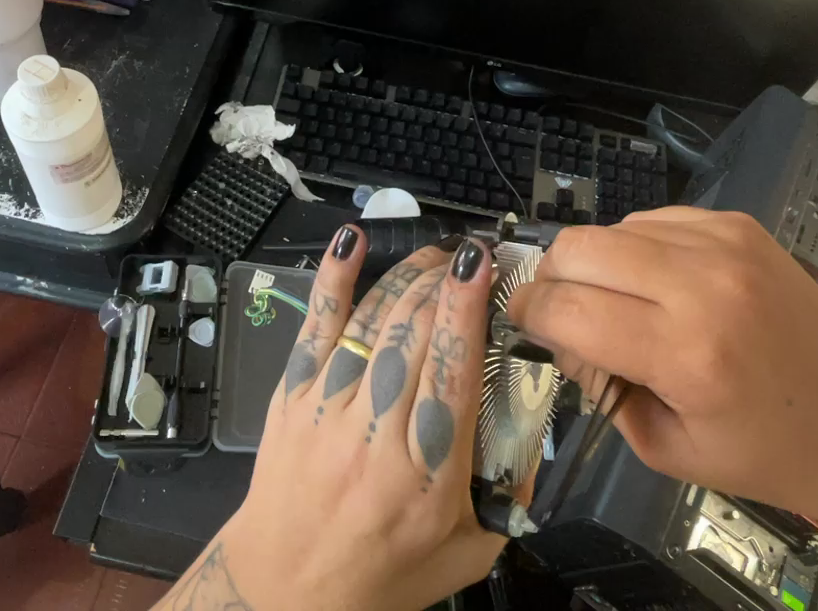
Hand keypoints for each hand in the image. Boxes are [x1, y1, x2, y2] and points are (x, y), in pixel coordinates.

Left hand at [156, 227, 503, 610]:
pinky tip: (350, 241)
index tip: (483, 264)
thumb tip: (533, 412)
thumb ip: (512, 487)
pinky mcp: (292, 393)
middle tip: (469, 256)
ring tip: (435, 254)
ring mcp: (326, 405)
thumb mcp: (470, 550)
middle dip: (445, 280)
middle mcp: (376, 431)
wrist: (284, 588)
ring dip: (407, 275)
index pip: (451, 370)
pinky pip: (316, 324)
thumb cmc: (386, 571)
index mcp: (428, 472)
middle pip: (414, 332)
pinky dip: (335, 277)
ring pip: (373, 320)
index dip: (467, 307)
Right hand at [505, 207, 817, 532]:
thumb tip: (558, 328)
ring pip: (609, 227)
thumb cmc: (765, 455)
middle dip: (552, 279)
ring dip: (595, 262)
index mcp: (687, 354)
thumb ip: (596, 383)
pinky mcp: (739, 224)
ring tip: (622, 302)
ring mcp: (725, 244)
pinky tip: (661, 284)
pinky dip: (636, 248)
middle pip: (577, 247)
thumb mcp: (663, 446)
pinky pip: (650, 219)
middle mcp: (705, 284)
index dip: (529, 312)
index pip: (567, 308)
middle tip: (563, 311)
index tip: (523, 321)